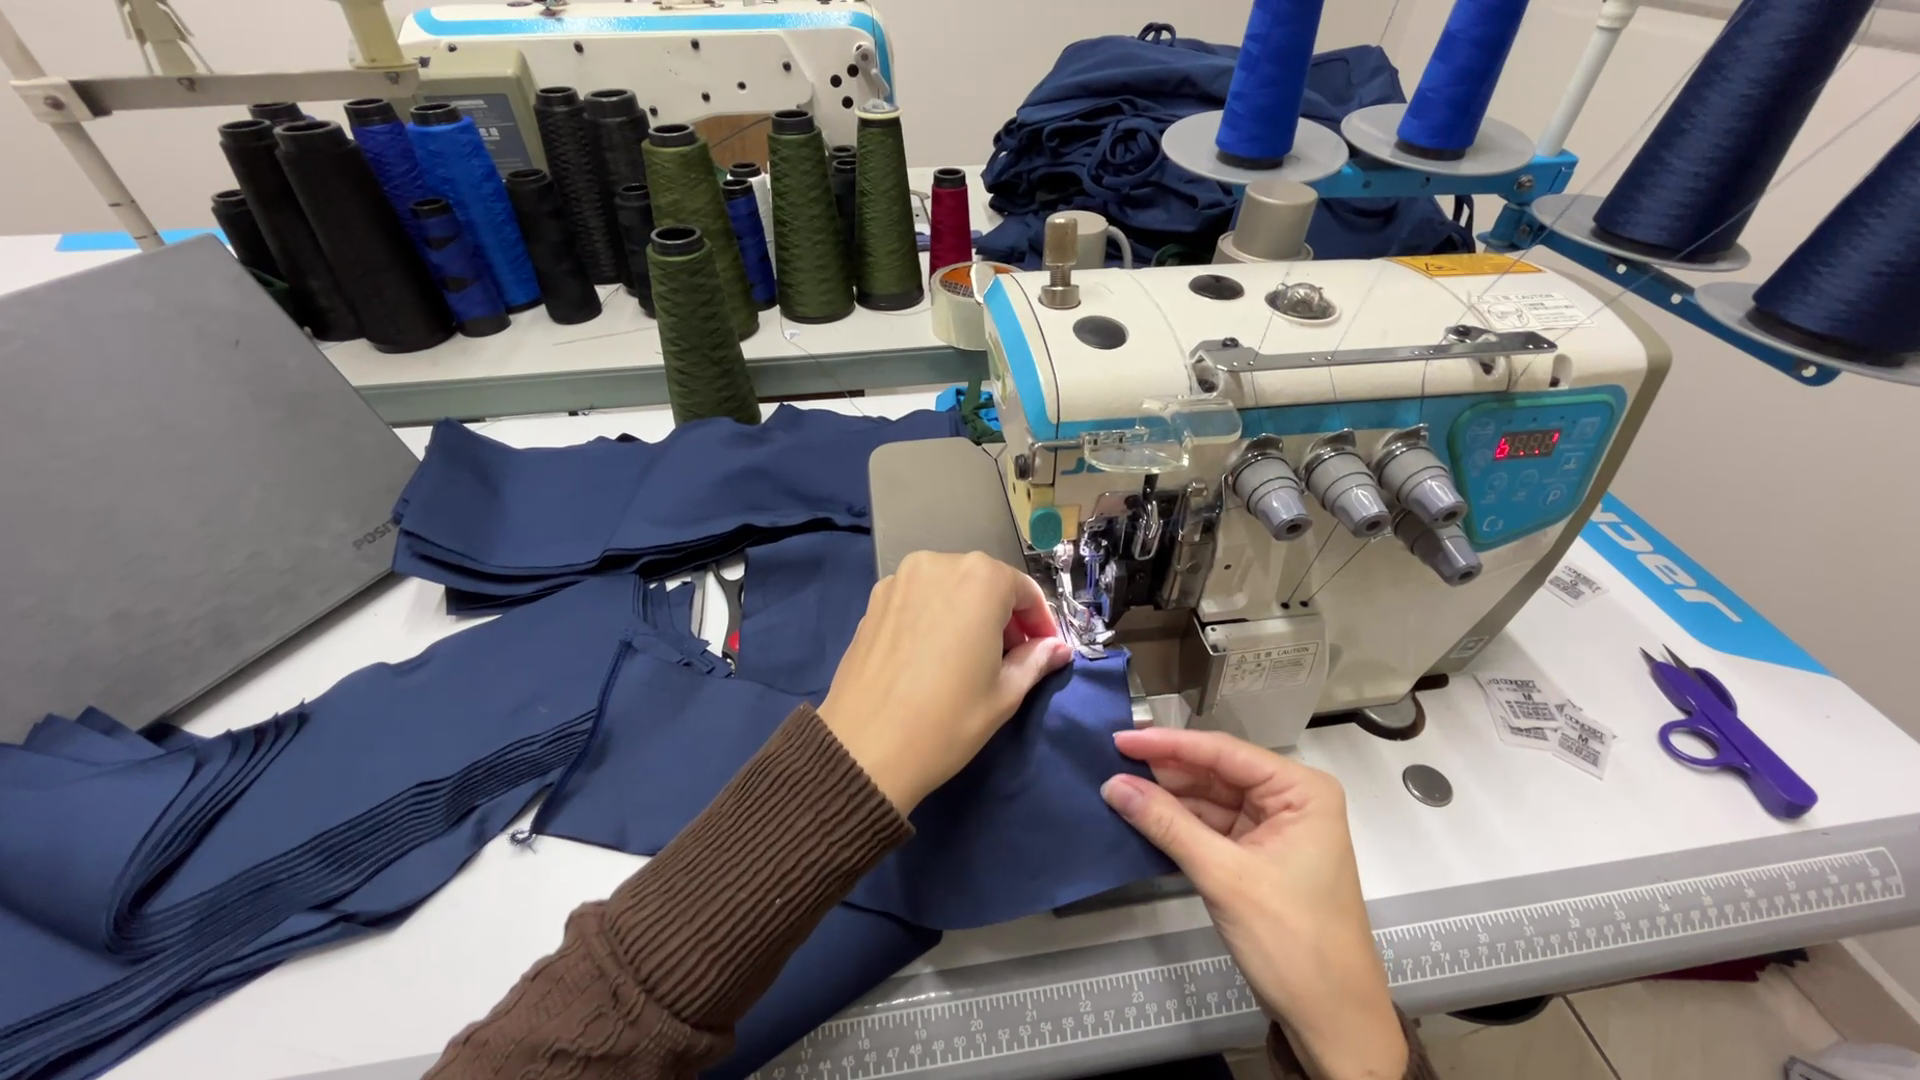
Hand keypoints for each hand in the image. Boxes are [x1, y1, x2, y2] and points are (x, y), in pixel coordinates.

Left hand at [818, 552, 1071, 813]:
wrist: (864, 748)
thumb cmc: (946, 721)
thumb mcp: (1004, 694)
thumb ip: (1035, 660)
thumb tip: (1057, 648)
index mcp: (979, 578)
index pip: (1024, 591)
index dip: (1040, 622)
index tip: (1045, 650)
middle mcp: (938, 564)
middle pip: (985, 583)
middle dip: (1003, 616)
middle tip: (1011, 659)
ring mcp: (899, 579)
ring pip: (949, 589)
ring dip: (968, 614)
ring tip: (970, 659)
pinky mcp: (873, 601)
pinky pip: (919, 600)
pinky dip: (936, 617)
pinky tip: (934, 656)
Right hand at [1102, 728, 1404, 1079]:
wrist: (1333, 1021)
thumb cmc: (1294, 942)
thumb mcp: (1225, 877)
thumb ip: (1167, 825)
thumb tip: (1114, 786)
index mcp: (1301, 791)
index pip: (1223, 753)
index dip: (1168, 744)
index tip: (1121, 738)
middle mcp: (1290, 800)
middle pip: (1215, 773)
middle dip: (1164, 772)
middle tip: (1111, 763)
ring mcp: (1274, 829)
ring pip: (1209, 800)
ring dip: (1166, 800)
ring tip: (1117, 789)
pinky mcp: (1258, 857)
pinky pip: (1211, 828)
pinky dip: (1178, 826)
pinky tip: (1142, 819)